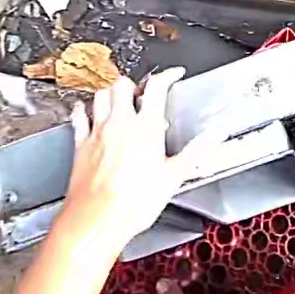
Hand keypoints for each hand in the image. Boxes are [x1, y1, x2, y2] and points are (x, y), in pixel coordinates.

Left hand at [54, 69, 209, 254]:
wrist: (97, 219)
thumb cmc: (133, 203)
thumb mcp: (173, 177)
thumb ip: (196, 152)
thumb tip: (216, 137)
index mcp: (146, 128)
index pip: (157, 88)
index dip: (167, 76)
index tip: (173, 74)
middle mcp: (120, 124)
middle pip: (122, 84)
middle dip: (134, 82)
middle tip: (142, 89)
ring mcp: (98, 132)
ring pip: (100, 94)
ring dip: (109, 90)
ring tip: (117, 94)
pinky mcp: (80, 144)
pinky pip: (78, 117)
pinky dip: (82, 109)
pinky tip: (83, 109)